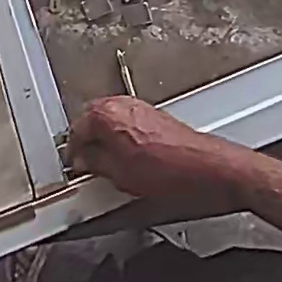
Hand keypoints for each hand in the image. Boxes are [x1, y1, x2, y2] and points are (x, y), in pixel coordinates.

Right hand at [67, 97, 253, 206]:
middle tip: (85, 164)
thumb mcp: (120, 177)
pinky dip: (120, 137)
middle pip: (91, 118)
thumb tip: (84, 160)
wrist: (209, 169)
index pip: (76, 129)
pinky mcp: (154, 114)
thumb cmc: (173, 171)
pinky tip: (127, 158)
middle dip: (86, 140)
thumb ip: (95, 164)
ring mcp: (140, 106)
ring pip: (109, 119)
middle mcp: (123, 103)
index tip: (74, 165)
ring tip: (106, 164)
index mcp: (108, 115)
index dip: (72, 151)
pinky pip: (126, 122)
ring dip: (103, 138)